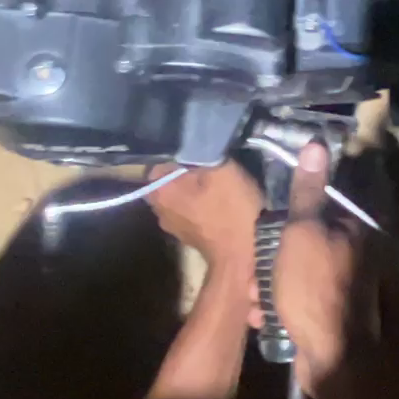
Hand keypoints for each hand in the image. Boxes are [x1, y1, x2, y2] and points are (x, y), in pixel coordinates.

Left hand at [146, 162, 262, 270]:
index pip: (157, 162)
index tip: (195, 154)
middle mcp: (158, 210)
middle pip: (167, 181)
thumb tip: (188, 143)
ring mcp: (172, 226)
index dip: (176, 155)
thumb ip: (199, 152)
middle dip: (183, 173)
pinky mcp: (187, 237)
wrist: (241, 254)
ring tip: (214, 185)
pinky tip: (217, 205)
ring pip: (178, 197)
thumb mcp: (220, 169)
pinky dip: (199, 207)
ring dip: (192, 191)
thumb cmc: (229, 208)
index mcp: (159, 191)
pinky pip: (188, 212)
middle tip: (207, 167)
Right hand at [275, 143, 370, 391]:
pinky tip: (262, 317)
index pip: (313, 209)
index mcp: (350, 231)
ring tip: (254, 299)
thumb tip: (316, 144)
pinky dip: (279, 306)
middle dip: (270, 258)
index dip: (284, 218)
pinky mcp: (330, 314)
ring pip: (296, 273)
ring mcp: (341, 287)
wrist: (333, 358)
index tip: (262, 231)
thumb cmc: (313, 288)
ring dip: (269, 284)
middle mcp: (351, 255)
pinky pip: (298, 299)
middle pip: (301, 243)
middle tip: (253, 274)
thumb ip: (306, 192)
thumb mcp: (302, 233)